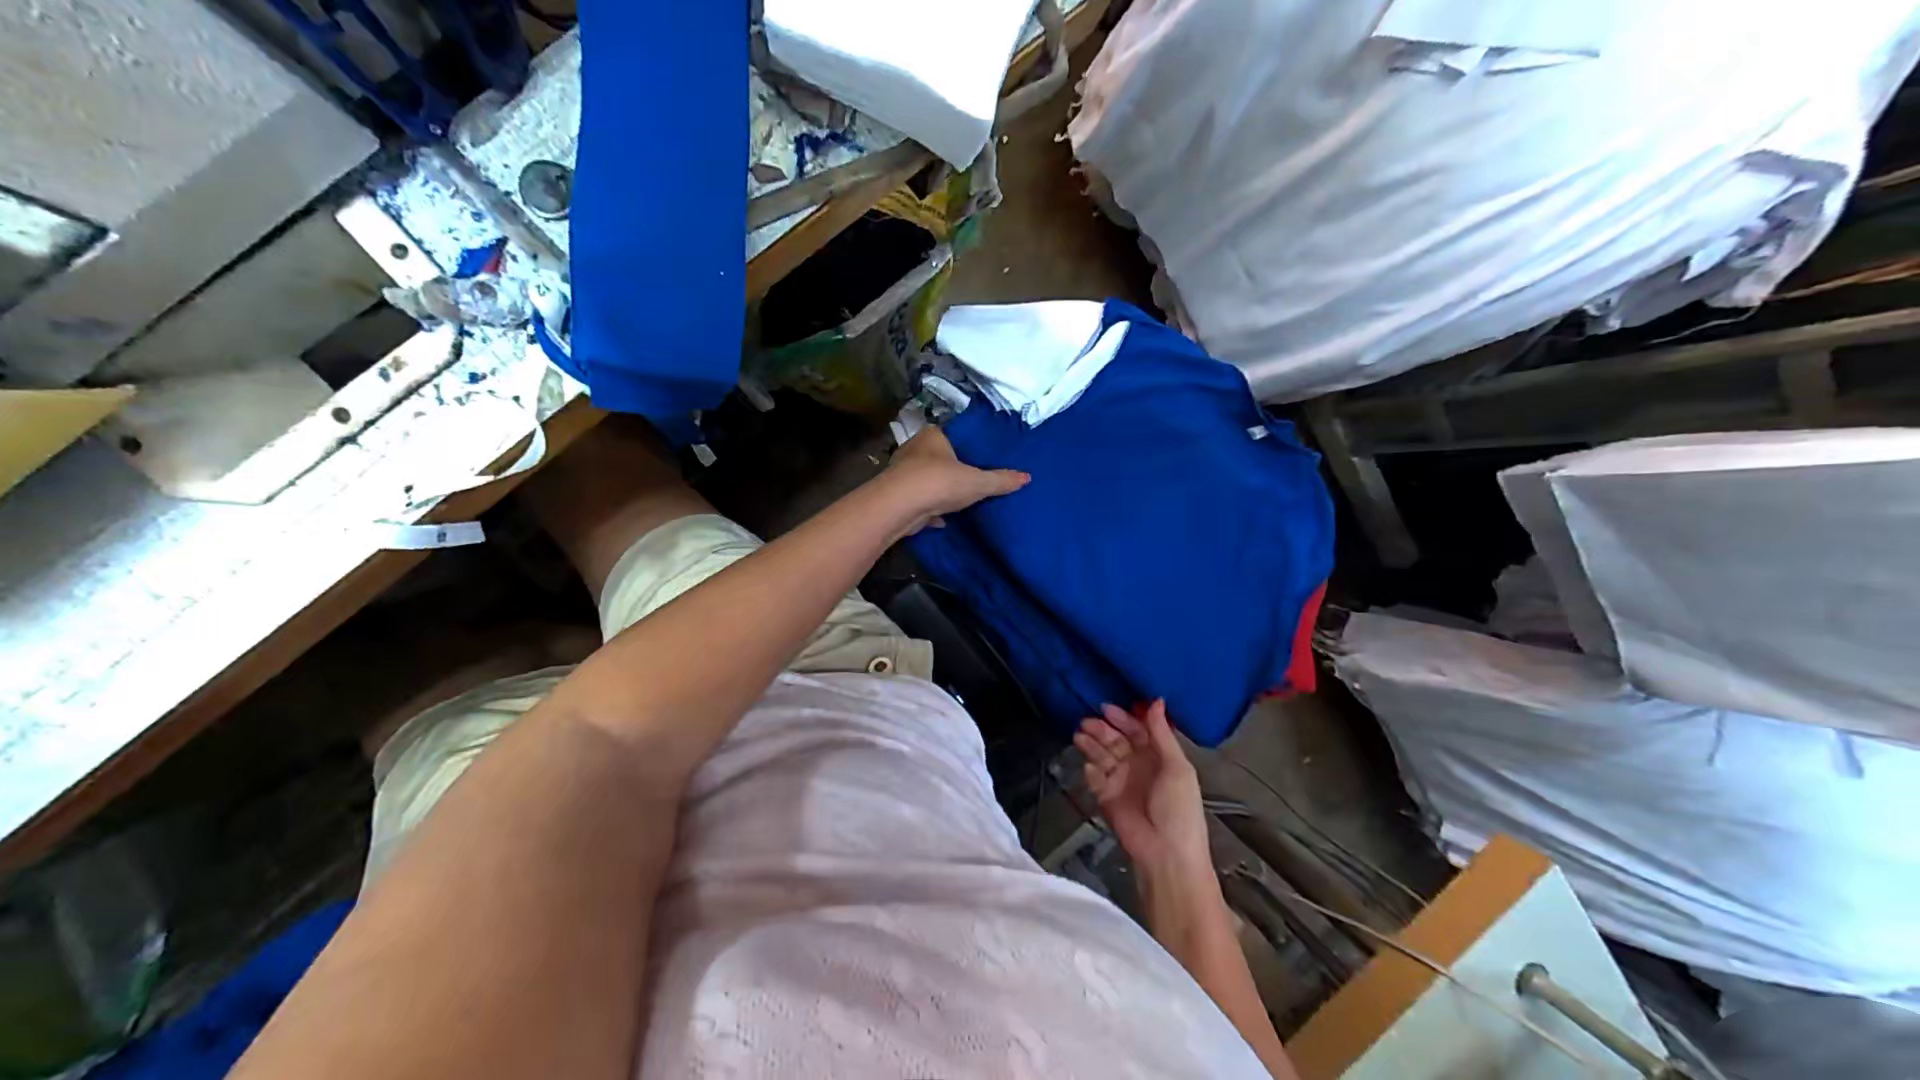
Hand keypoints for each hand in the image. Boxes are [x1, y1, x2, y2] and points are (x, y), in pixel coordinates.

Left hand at [880, 426, 1028, 535]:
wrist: (900, 506)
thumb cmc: (940, 482)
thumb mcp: (978, 482)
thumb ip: (1001, 480)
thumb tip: (1027, 477)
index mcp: (932, 436)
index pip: (951, 434)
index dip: (966, 446)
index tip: (979, 458)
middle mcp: (914, 449)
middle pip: (938, 458)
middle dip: (952, 469)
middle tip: (972, 480)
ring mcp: (901, 472)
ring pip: (926, 480)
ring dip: (939, 491)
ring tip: (958, 500)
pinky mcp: (896, 495)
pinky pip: (917, 501)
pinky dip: (929, 509)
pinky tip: (942, 520)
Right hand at [1075, 700, 1210, 877]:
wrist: (1165, 853)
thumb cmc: (1179, 809)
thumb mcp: (1177, 767)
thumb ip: (1163, 734)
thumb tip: (1156, 701)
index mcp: (1159, 757)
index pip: (1138, 730)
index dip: (1123, 718)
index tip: (1107, 707)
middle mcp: (1138, 765)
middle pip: (1116, 740)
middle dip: (1102, 729)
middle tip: (1087, 721)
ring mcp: (1121, 781)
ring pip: (1102, 755)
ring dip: (1091, 744)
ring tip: (1080, 735)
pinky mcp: (1106, 797)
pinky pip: (1095, 778)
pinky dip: (1090, 770)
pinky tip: (1088, 765)